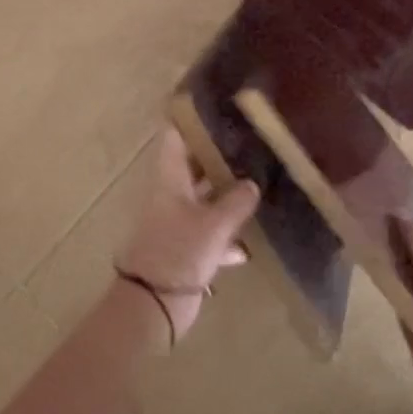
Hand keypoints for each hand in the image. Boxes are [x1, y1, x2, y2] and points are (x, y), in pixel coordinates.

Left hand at [116, 128, 259, 337]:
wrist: (153, 305)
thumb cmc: (180, 251)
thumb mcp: (215, 224)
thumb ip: (237, 201)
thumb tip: (252, 184)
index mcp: (171, 177)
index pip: (177, 135)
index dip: (194, 119)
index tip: (219, 107)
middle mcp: (171, 193)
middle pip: (195, 166)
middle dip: (221, 158)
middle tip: (252, 146)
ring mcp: (176, 221)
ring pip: (204, 199)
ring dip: (227, 197)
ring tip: (259, 186)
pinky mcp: (184, 249)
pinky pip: (208, 233)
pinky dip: (226, 236)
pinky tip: (249, 244)